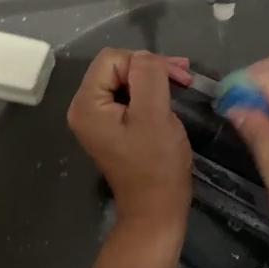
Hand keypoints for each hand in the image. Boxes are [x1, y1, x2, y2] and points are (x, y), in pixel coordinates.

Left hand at [66, 49, 194, 228]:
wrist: (156, 209)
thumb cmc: (156, 164)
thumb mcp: (155, 114)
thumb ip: (149, 76)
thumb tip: (147, 57)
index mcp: (87, 104)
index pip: (113, 58)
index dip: (145, 62)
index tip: (176, 76)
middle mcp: (84, 108)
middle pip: (117, 67)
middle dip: (151, 68)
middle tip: (184, 76)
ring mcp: (97, 119)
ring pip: (125, 80)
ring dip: (154, 78)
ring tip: (182, 81)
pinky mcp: (112, 127)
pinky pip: (128, 96)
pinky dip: (150, 92)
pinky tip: (170, 95)